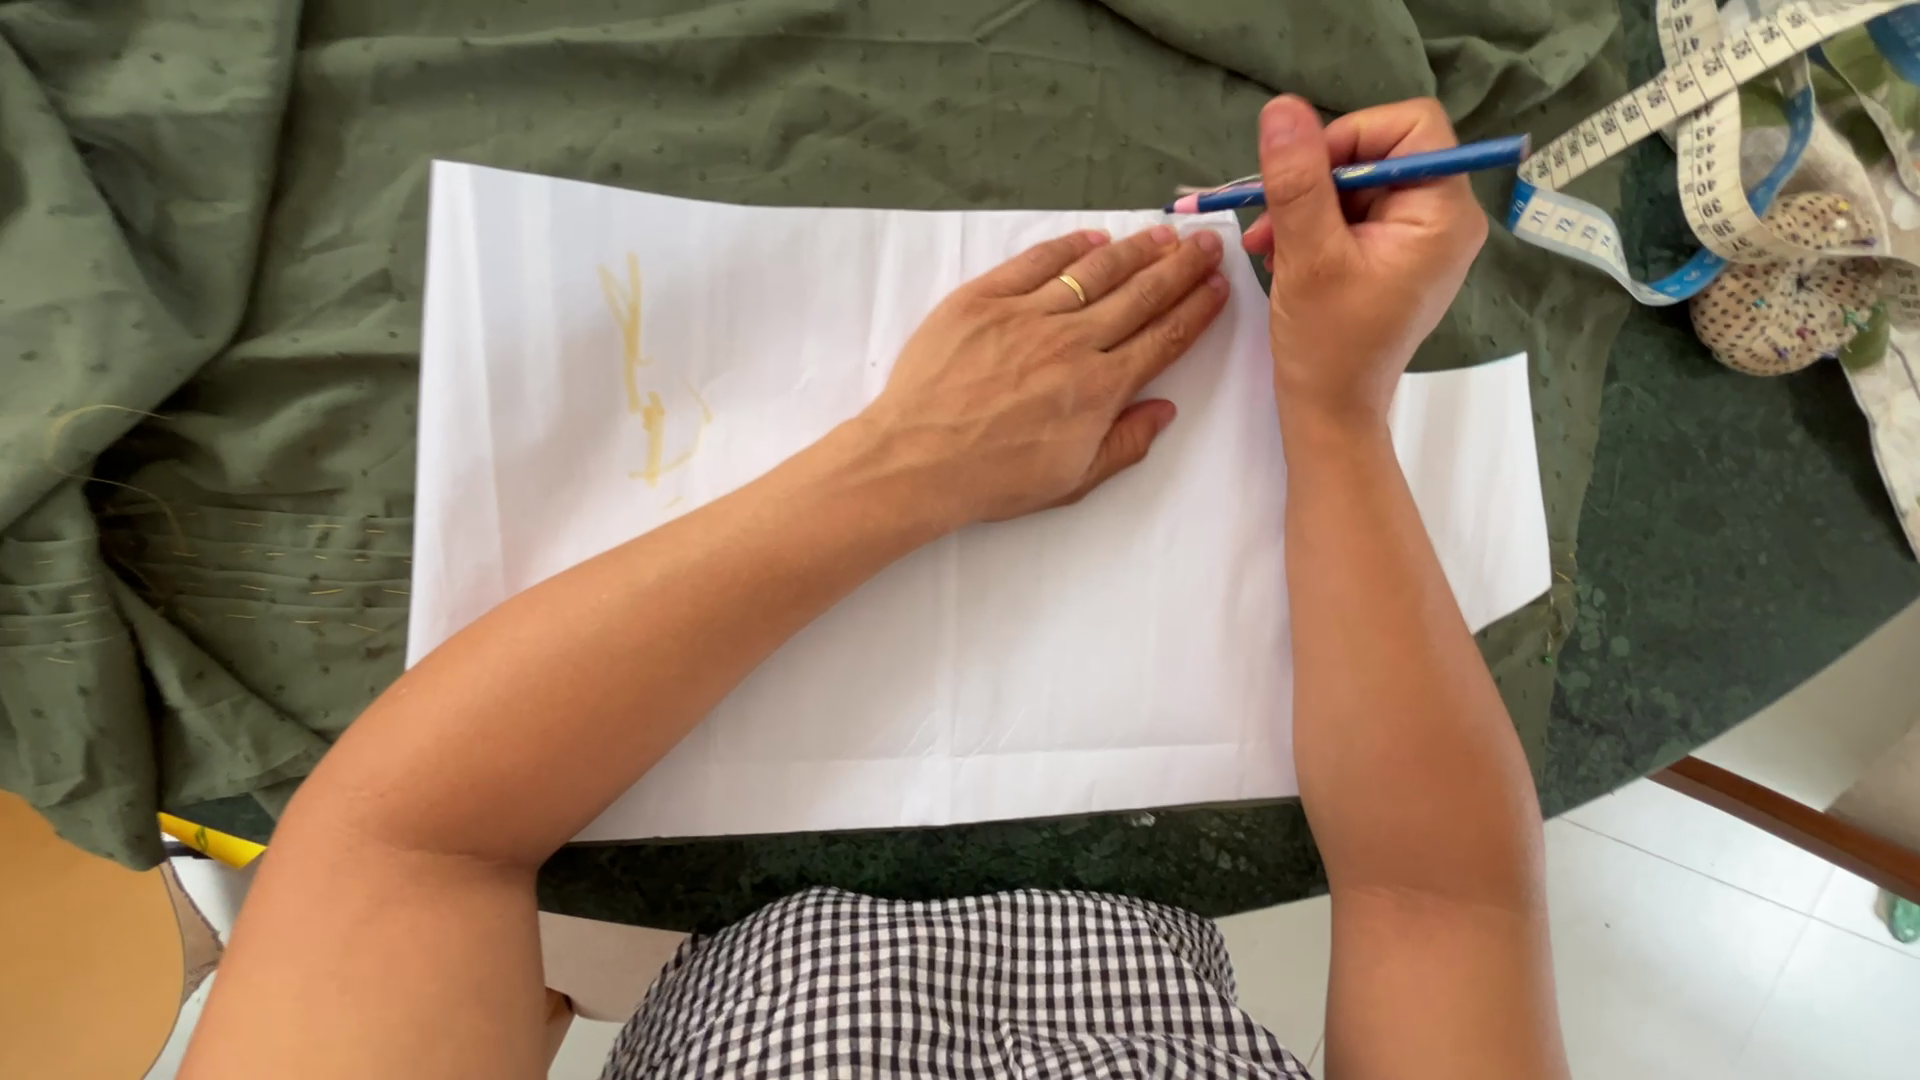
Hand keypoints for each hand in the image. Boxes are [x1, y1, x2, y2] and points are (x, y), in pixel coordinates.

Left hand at [855, 224, 1227, 526]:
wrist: (917, 460)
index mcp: (1100, 389)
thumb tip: (1165, 410)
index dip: (1195, 311)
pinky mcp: (984, 299)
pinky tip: (1093, 239)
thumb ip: (1124, 445)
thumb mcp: (1071, 481)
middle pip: (1140, 295)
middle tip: (1206, 245)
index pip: (1162, 339)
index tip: (1217, 287)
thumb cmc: (994, 479)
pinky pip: (1037, 263)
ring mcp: (1027, 315)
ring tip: (1163, 235)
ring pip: (1094, 272)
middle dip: (1180, 267)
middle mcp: (1073, 342)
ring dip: (1135, 250)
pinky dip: (1069, 247)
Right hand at [1242, 96, 1487, 439]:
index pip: (1409, 129)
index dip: (1348, 137)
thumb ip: (1297, 182)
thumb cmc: (1326, 344)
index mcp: (1441, 214)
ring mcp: (1415, 243)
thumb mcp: (1307, 257)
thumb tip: (1281, 110)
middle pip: (1378, 159)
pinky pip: (1351, 222)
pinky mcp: (1389, 262)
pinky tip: (1282, 256)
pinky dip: (1312, 232)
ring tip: (1265, 244)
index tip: (1296, 176)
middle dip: (1314, 183)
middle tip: (1265, 219)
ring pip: (1356, 192)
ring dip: (1304, 210)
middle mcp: (1440, 220)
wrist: (1328, 412)